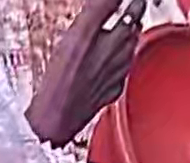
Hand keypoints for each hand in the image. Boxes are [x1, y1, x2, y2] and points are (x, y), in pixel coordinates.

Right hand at [26, 0, 146, 145]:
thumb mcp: (80, 32)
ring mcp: (115, 80)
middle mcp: (122, 59)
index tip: (123, 1)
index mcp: (119, 39)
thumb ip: (102, 5)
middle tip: (122, 11)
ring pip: (127, 53)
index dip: (131, 1)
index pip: (136, 6)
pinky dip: (114, 67)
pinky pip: (117, 76)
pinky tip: (104, 67)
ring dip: (123, 42)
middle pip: (133, 30)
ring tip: (113, 37)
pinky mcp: (106, 97)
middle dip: (129, 18)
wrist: (53, 123)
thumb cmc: (62, 83)